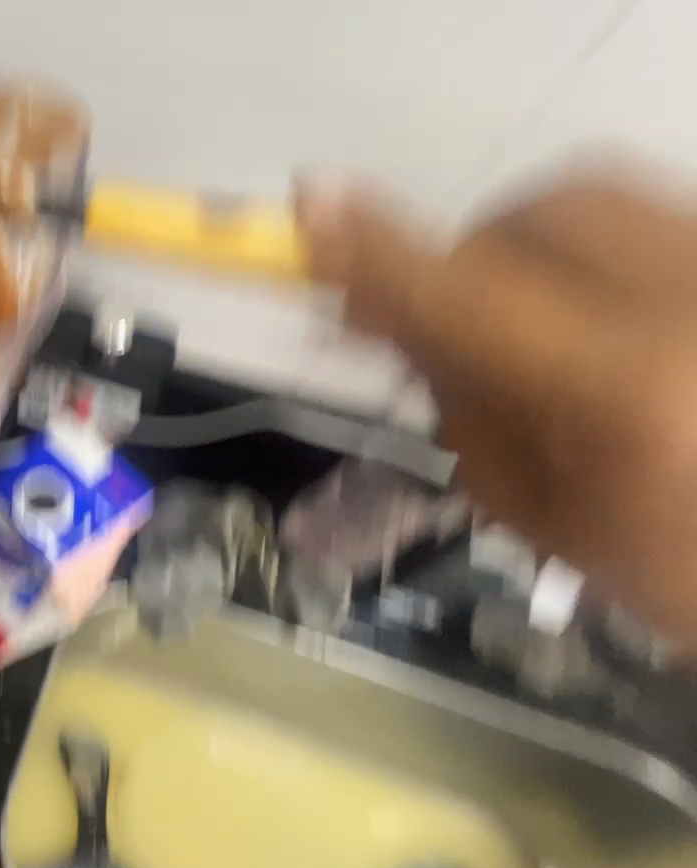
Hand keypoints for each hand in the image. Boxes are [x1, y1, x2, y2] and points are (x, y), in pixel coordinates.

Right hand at [300, 167, 696, 643]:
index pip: (463, 296)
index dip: (378, 249)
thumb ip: (454, 395)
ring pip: (608, 203)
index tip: (311, 199)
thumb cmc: (662, 562)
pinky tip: (596, 332)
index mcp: (624, 390)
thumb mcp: (524, 497)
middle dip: (469, 251)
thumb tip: (390, 313)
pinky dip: (588, 267)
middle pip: (551, 209)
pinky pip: (652, 227)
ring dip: (528, 256)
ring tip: (531, 334)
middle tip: (439, 319)